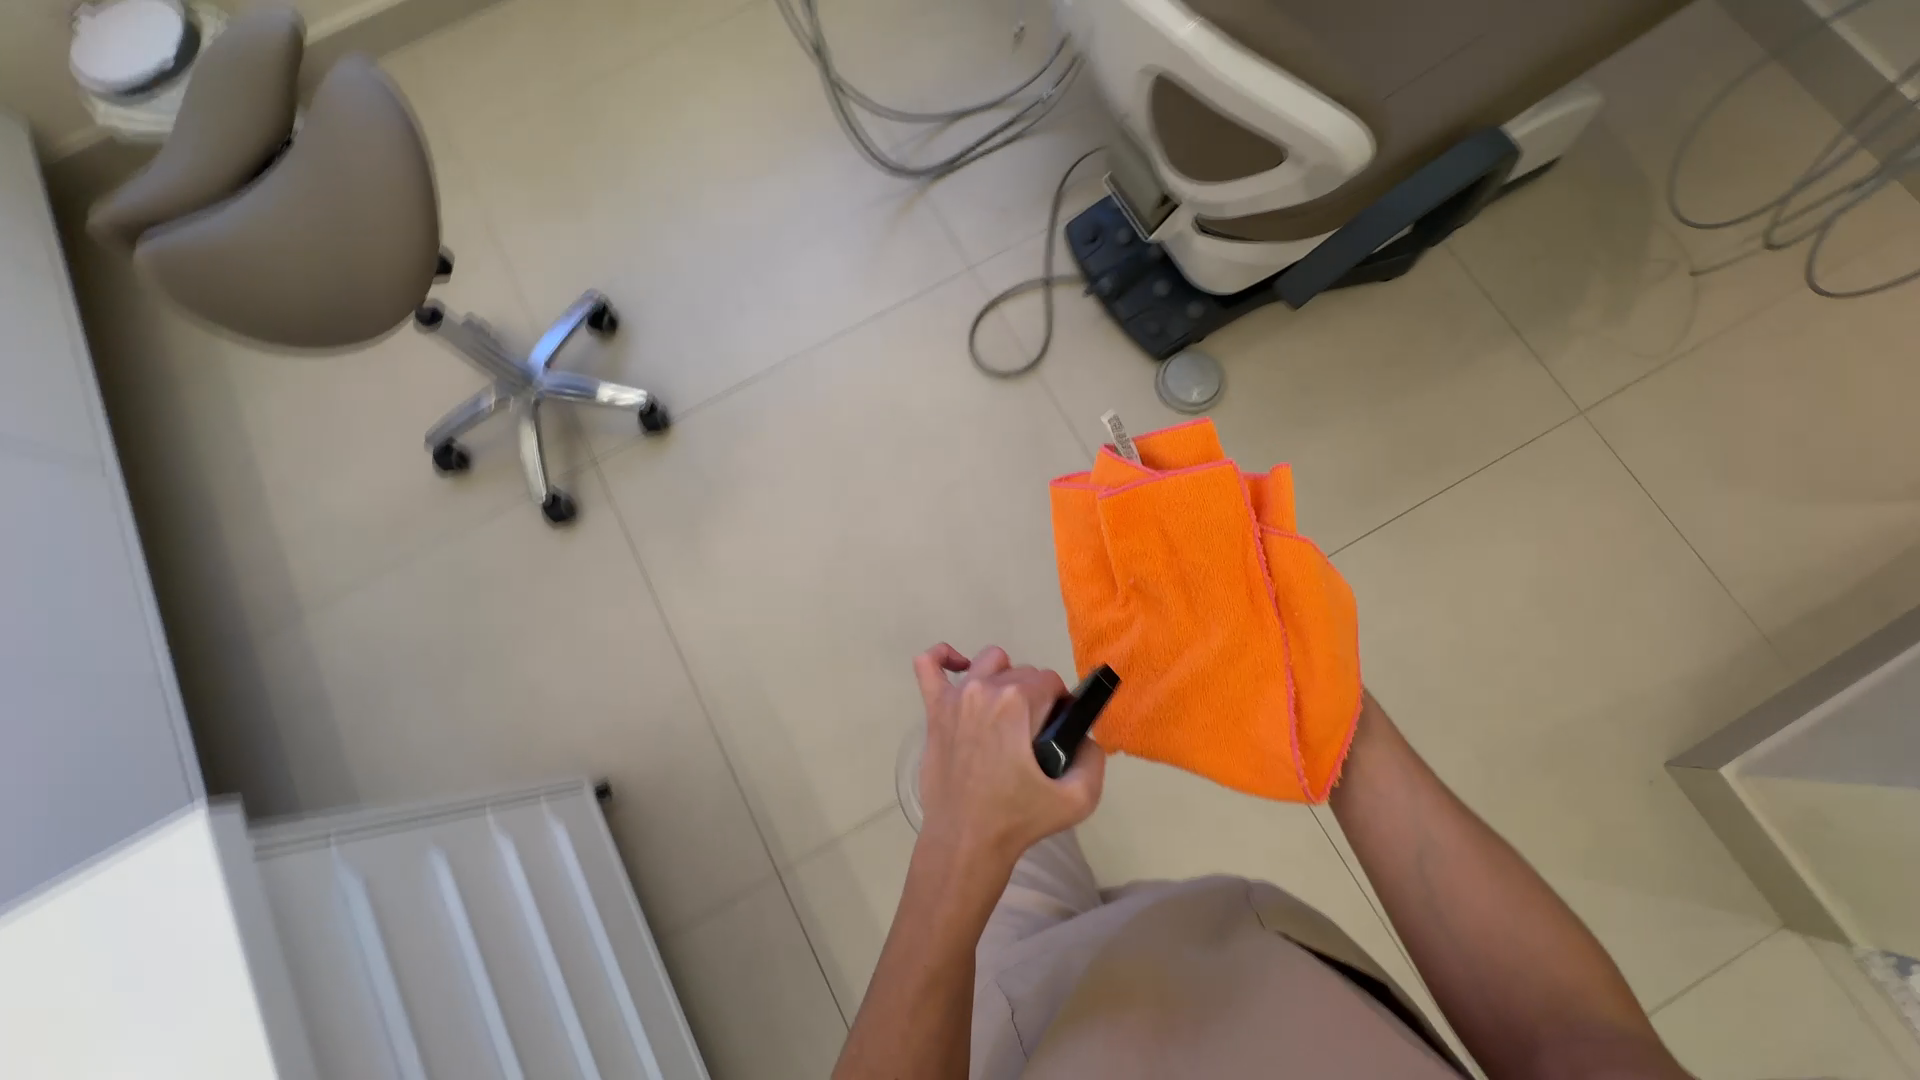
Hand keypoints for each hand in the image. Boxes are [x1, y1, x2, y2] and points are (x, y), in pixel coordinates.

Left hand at [911, 644, 1106, 871]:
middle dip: (1036, 697)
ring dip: (1003, 678)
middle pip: (1022, 672)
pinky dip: (943, 658)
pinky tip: (959, 670)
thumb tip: (1086, 736)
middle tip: (1033, 736)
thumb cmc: (1018, 819)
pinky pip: (927, 665)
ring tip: (1007, 712)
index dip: (1061, 704)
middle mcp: (983, 689)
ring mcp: (954, 698)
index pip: (1050, 681)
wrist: (965, 842)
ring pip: (988, 662)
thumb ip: (1094, 758)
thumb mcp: (1077, 798)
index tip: (1057, 733)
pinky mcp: (933, 711)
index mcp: (1017, 702)